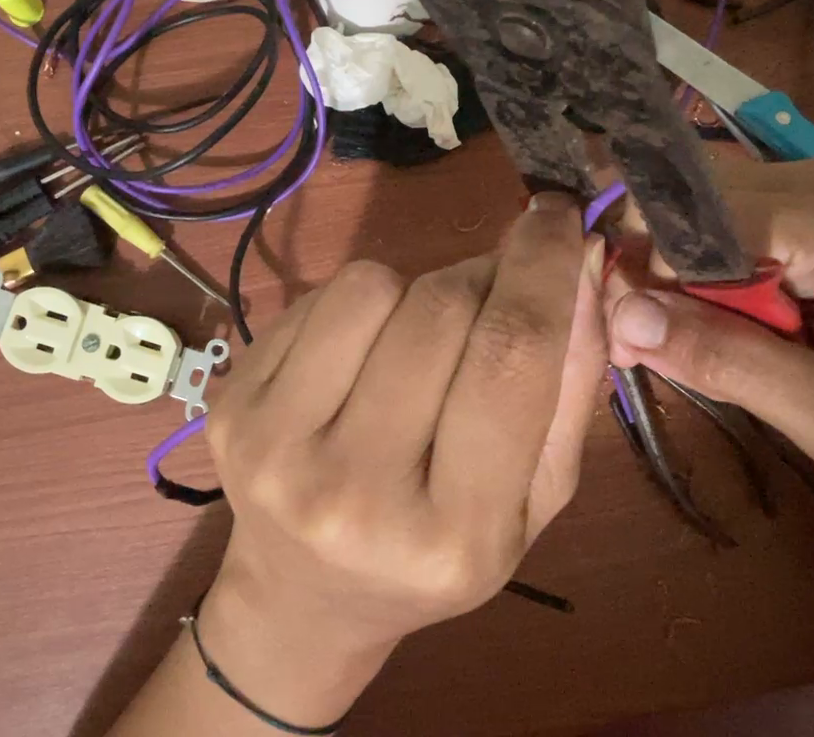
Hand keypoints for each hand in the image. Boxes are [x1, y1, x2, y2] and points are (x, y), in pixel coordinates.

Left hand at [194, 193, 605, 725]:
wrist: (306, 599)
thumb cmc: (436, 555)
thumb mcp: (533, 502)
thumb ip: (570, 387)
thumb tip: (582, 266)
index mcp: (454, 532)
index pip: (511, 356)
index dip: (543, 266)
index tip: (560, 215)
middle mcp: (355, 491)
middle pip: (440, 309)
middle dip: (482, 277)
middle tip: (493, 294)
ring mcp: (277, 446)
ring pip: (370, 286)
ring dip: (414, 290)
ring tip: (418, 340)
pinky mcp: (231, 407)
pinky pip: (316, 297)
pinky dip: (357, 304)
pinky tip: (362, 355)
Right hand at [606, 157, 813, 504]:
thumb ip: (732, 364)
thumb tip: (624, 317)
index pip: (697, 216)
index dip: (651, 273)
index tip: (630, 345)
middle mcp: (812, 181)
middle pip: (678, 206)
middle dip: (645, 277)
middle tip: (637, 352)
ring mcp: (796, 190)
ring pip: (676, 215)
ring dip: (656, 281)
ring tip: (663, 346)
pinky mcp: (781, 211)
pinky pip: (696, 229)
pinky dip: (676, 278)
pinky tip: (689, 325)